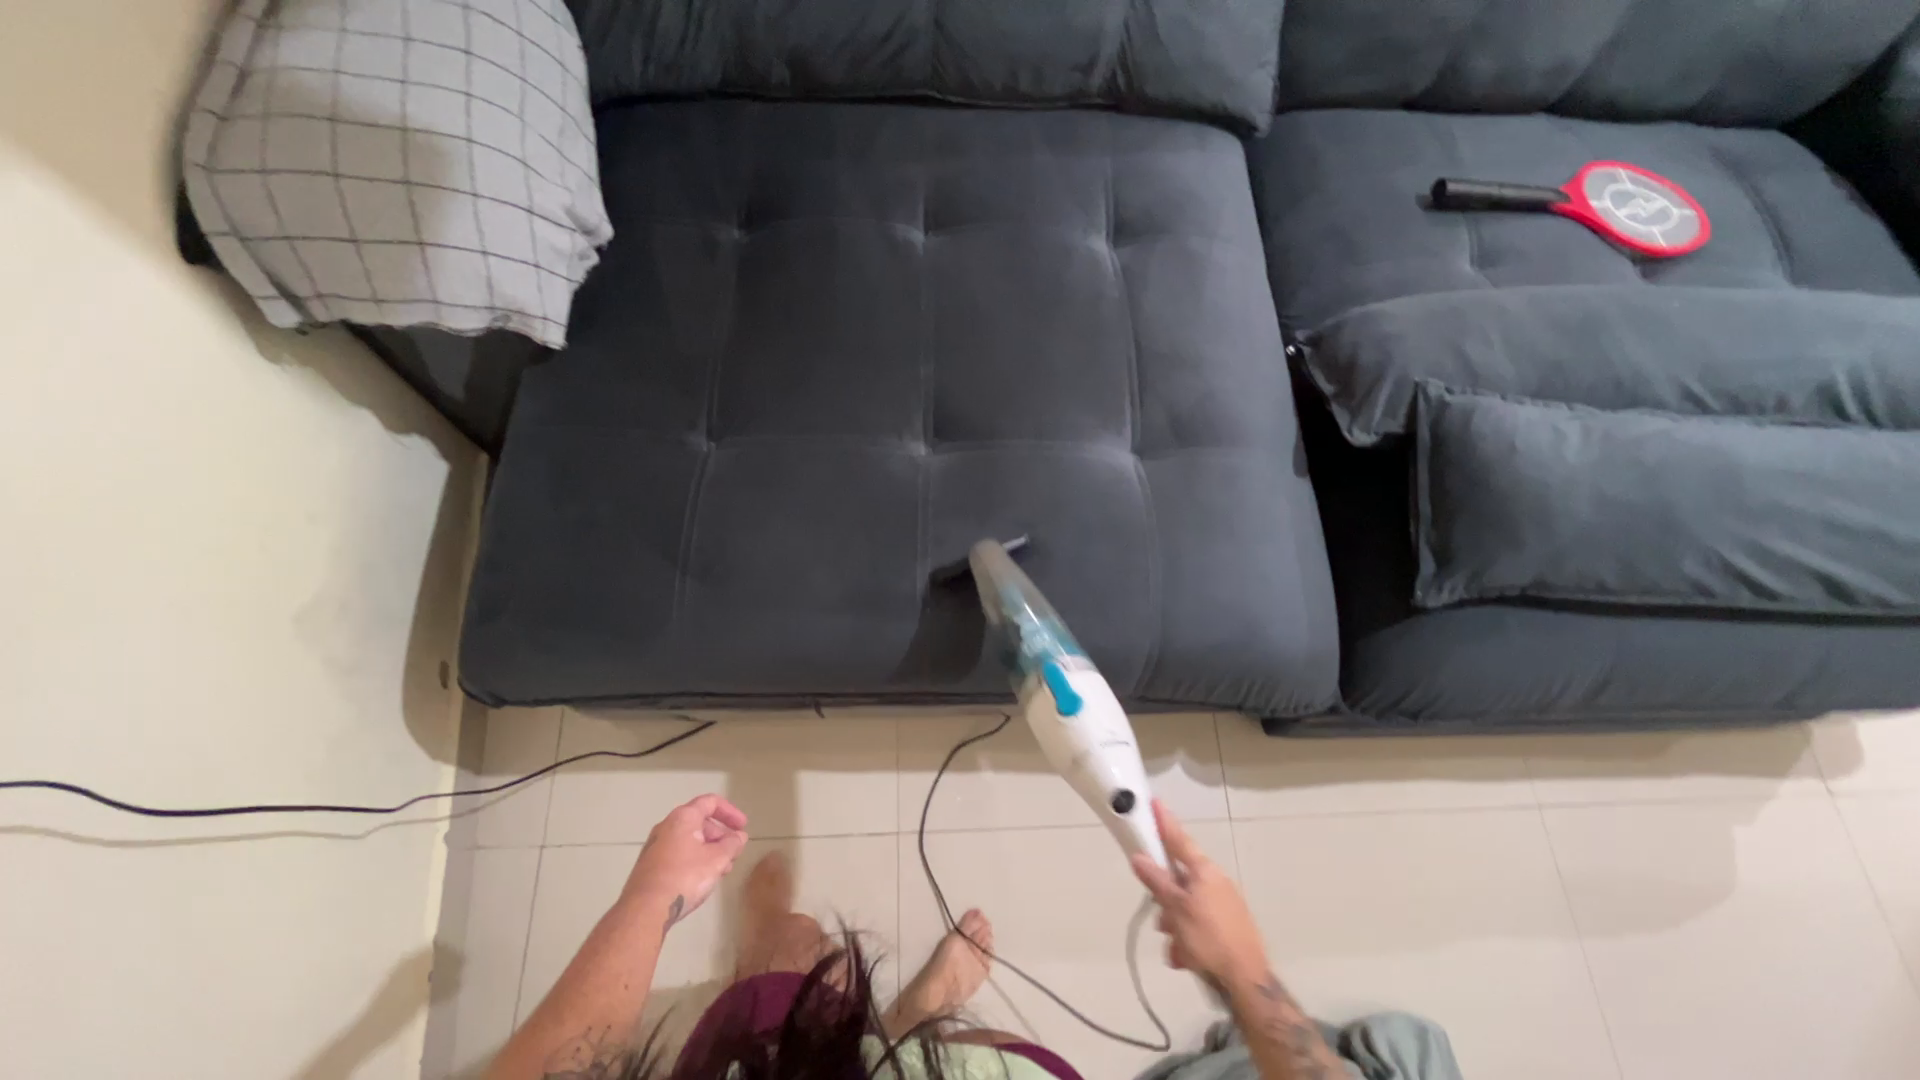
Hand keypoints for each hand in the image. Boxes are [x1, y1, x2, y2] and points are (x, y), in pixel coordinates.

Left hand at [622, 794, 748, 925]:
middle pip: (699, 821)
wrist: (644, 910)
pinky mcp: (649, 866)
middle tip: (733, 853)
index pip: (710, 802)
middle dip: (720, 835)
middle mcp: (666, 826)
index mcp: (683, 818)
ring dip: (709, 850)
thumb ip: (732, 844)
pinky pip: (678, 854)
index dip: (730, 812)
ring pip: (689, 840)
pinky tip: (702, 879)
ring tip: (721, 870)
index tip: (743, 827)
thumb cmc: (685, 877)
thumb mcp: (717, 860)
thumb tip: (739, 836)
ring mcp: (655, 846)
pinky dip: (694, 859)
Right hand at [1130, 800, 1268, 984]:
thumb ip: (1157, 882)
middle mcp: (1215, 882)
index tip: (1155, 801)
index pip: (1179, 840)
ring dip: (1175, 926)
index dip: (1165, 822)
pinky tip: (1186, 958)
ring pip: (1184, 907)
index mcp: (1204, 871)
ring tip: (1177, 949)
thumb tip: (1139, 856)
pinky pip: (1196, 926)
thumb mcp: (1177, 909)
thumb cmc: (1209, 938)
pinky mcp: (1227, 926)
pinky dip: (1187, 940)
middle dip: (1165, 901)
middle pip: (1178, 880)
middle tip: (1162, 921)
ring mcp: (1223, 904)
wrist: (1246, 979)